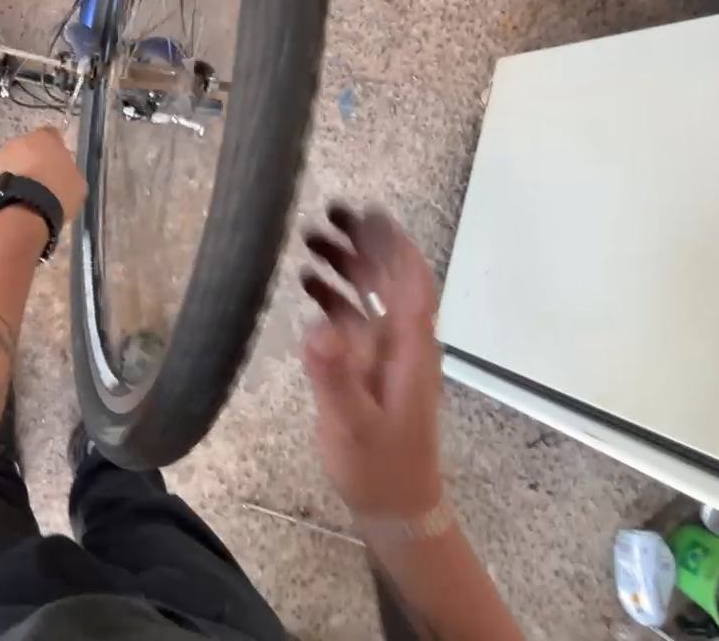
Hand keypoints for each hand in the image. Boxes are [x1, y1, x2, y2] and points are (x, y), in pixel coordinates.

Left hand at [0, 126, 86, 223]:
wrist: (22, 210)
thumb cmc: (57, 193)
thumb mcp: (76, 184)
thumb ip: (68, 172)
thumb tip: (63, 173)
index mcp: (45, 138)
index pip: (51, 135)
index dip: (54, 149)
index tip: (57, 164)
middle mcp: (19, 141)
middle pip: (27, 148)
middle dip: (32, 162)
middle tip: (41, 183)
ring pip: (10, 163)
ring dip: (16, 174)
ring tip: (24, 197)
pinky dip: (4, 187)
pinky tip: (11, 203)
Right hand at [300, 204, 443, 522]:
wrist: (395, 507)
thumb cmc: (379, 465)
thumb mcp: (352, 422)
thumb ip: (335, 376)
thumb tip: (316, 326)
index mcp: (409, 348)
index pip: (411, 283)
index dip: (395, 245)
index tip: (370, 212)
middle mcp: (402, 341)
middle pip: (389, 278)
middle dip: (364, 243)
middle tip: (327, 212)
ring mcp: (385, 352)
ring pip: (370, 294)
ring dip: (346, 264)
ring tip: (309, 239)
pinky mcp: (368, 365)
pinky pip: (353, 317)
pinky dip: (333, 294)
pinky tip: (307, 282)